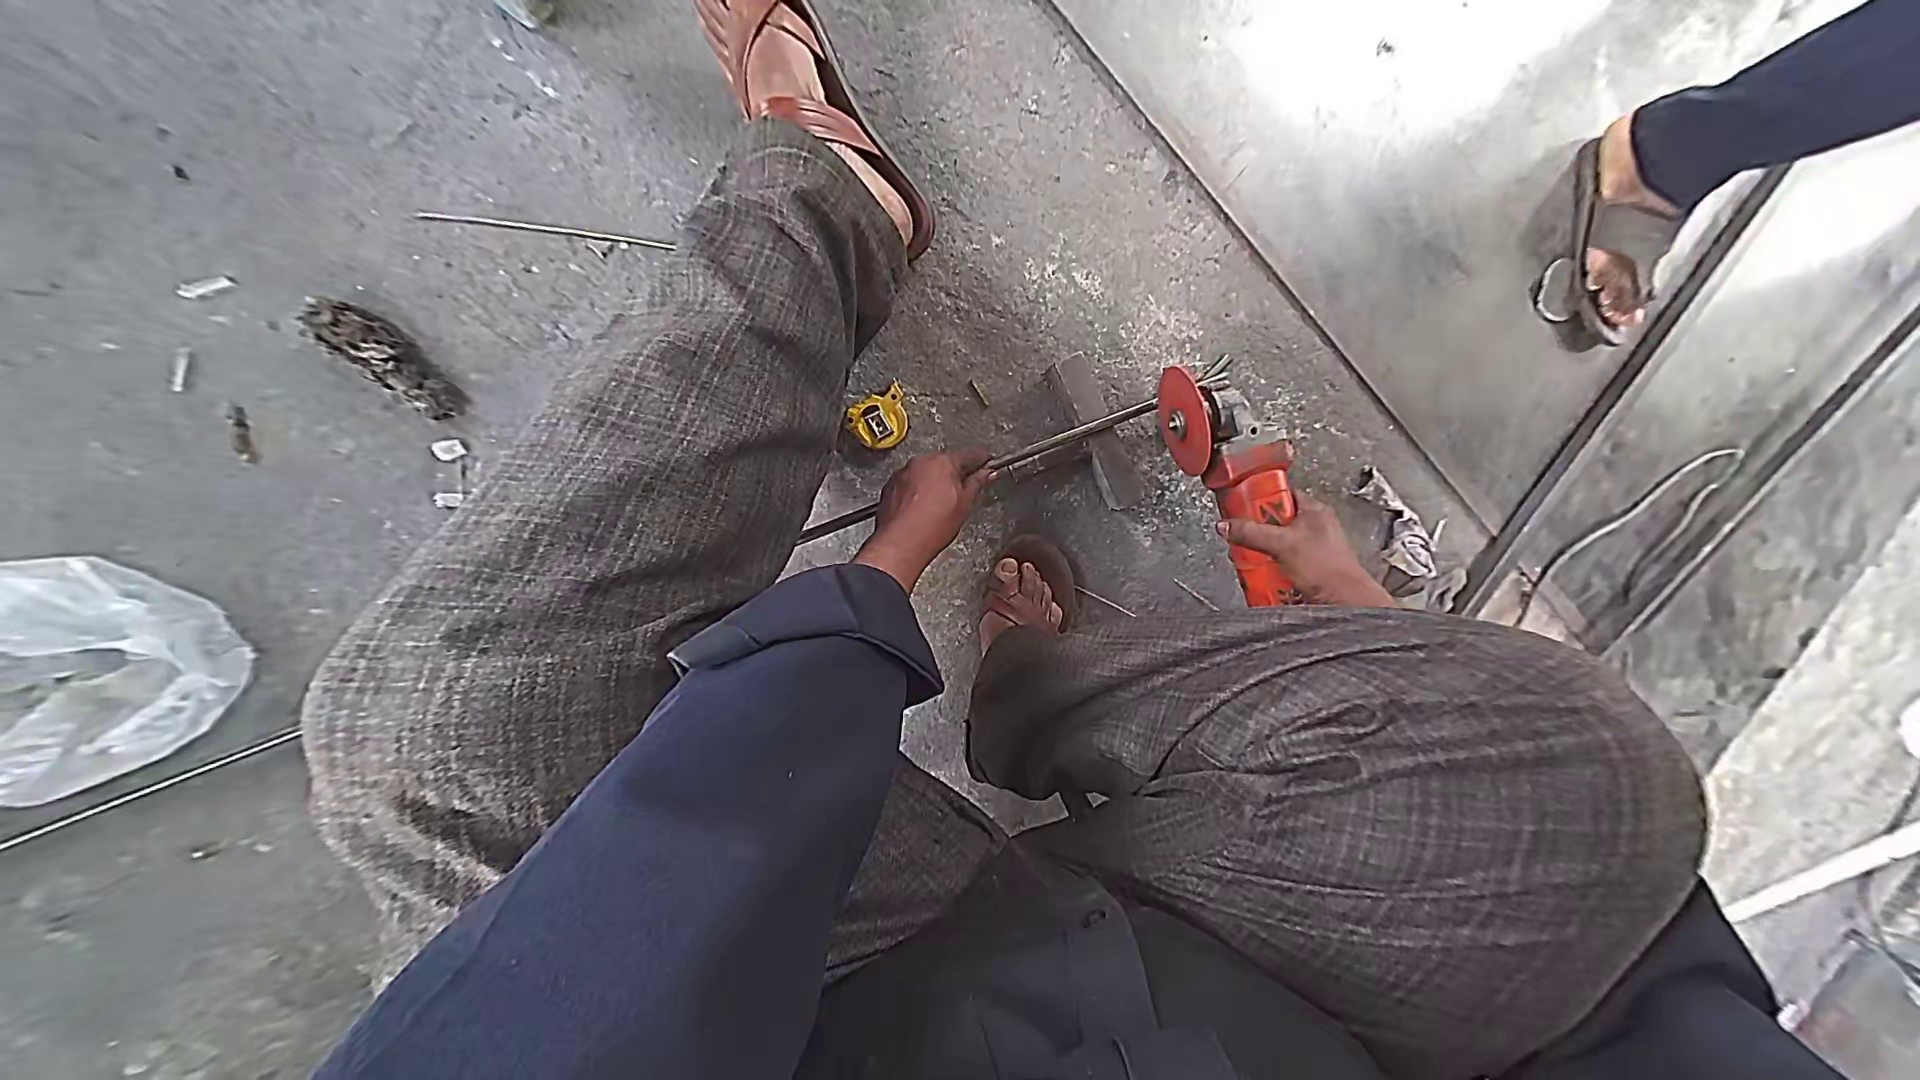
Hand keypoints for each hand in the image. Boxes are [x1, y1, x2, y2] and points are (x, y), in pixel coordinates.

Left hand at [854, 449, 994, 591]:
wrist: (900, 543)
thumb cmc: (931, 526)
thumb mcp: (964, 504)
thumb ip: (976, 483)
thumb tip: (985, 474)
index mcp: (942, 462)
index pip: (970, 454)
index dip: (982, 460)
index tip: (987, 464)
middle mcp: (920, 462)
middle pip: (945, 463)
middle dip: (955, 475)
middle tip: (964, 493)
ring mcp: (903, 474)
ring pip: (925, 473)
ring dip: (934, 484)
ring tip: (940, 507)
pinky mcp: (890, 487)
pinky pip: (909, 484)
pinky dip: (917, 493)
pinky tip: (922, 510)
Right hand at [1217, 492, 1396, 607]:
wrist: (1344, 601)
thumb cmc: (1327, 568)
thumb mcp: (1281, 544)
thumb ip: (1250, 533)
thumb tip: (1225, 526)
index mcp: (1313, 510)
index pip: (1280, 494)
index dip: (1259, 499)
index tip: (1241, 507)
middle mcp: (1313, 526)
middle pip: (1273, 521)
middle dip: (1255, 531)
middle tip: (1245, 538)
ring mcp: (1310, 547)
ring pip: (1275, 542)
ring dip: (1260, 551)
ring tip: (1252, 558)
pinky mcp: (1306, 566)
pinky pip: (1280, 560)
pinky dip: (1269, 566)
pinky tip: (1263, 573)